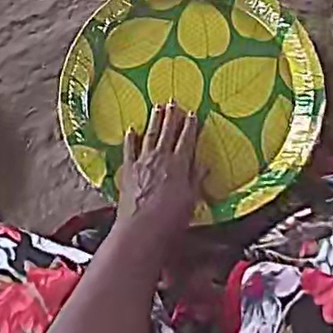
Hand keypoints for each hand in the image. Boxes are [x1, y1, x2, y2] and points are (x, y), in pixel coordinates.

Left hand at [115, 103, 202, 247]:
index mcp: (179, 164)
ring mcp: (143, 162)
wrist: (140, 230)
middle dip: (172, 115)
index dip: (190, 125)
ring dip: (154, 120)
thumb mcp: (191, 199)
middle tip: (173, 101)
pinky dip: (130, 138)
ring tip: (157, 106)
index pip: (187, 139)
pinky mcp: (128, 170)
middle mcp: (161, 158)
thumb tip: (204, 164)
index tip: (193, 112)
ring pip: (150, 135)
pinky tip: (131, 129)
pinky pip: (129, 149)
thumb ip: (196, 179)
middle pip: (168, 131)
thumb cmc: (170, 219)